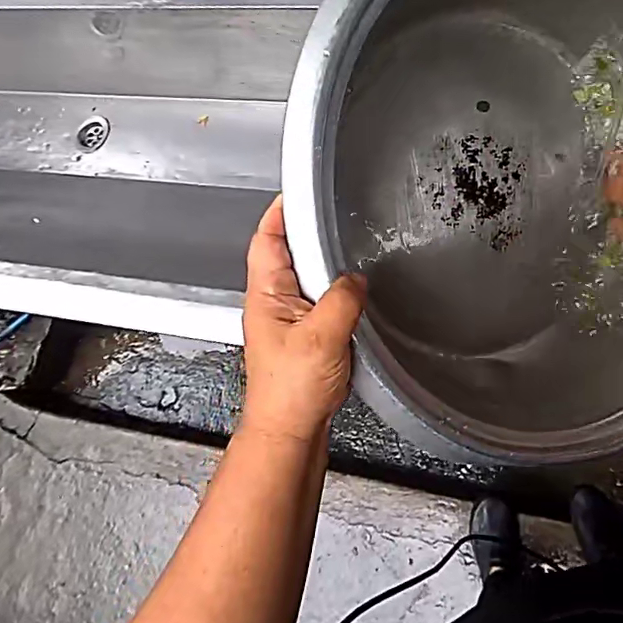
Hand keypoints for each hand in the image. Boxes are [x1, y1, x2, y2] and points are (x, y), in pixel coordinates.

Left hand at [241, 196, 367, 442]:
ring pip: (307, 278)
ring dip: (325, 266)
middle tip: (332, 216)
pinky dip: (336, 293)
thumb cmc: (289, 392)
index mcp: (266, 294)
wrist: (290, 432)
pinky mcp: (304, 336)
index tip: (299, 190)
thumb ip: (342, 299)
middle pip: (287, 252)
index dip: (281, 210)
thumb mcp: (322, 336)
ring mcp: (288, 319)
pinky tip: (353, 297)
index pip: (268, 237)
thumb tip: (357, 279)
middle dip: (308, 232)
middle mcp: (272, 302)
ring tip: (346, 252)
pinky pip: (320, 302)